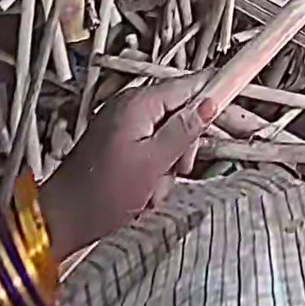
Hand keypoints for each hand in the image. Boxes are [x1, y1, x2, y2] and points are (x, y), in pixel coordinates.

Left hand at [40, 71, 213, 255]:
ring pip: (170, 136)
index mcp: (140, 102)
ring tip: (152, 188)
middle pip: (181, 112)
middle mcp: (134, 105)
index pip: (190, 87)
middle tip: (177, 169)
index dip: (217, 97)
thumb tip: (210, 103)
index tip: (242, 110)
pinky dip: (156, 171)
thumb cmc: (102, 193)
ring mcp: (127, 122)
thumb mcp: (151, 164)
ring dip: (169, 165)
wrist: (62, 218)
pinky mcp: (123, 141)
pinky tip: (144, 193)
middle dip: (185, 146)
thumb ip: (183, 131)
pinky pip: (154, 149)